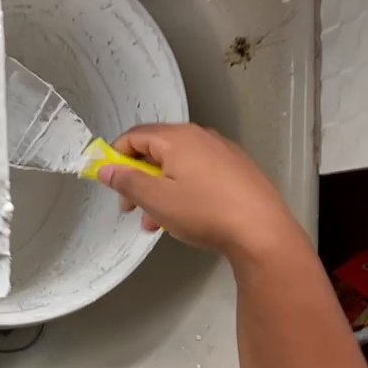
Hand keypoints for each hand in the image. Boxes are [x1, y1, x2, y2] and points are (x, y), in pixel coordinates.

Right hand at [93, 123, 304, 261]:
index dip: (115, 156)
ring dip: (158, 190)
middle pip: (155, 150)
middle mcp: (200, 136)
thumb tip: (105, 168)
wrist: (262, 231)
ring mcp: (221, 152)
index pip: (134, 136)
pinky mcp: (236, 169)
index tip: (109, 184)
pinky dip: (181, 190)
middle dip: (137, 179)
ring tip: (156, 222)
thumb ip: (126, 181)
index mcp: (177, 138)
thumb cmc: (203, 211)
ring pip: (176, 166)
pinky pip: (197, 173)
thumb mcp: (156, 199)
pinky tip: (184, 217)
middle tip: (130, 209)